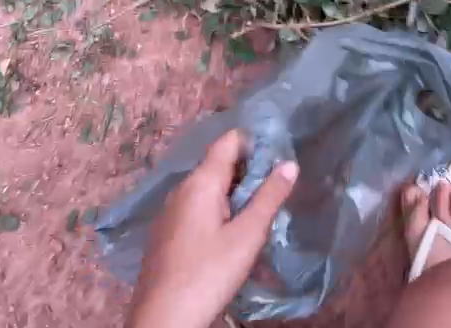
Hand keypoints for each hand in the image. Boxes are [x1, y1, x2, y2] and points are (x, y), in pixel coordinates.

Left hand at [124, 130, 298, 327]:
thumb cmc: (207, 275)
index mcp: (200, 182)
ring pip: (208, 189)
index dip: (255, 144)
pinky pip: (196, 209)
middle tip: (272, 194)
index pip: (229, 140)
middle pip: (219, 164)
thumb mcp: (247, 236)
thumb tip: (289, 162)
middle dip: (248, 173)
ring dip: (234, 195)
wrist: (160, 326)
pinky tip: (228, 239)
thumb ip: (269, 196)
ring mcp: (169, 213)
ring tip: (255, 217)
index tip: (277, 162)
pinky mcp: (165, 236)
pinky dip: (216, 212)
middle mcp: (181, 189)